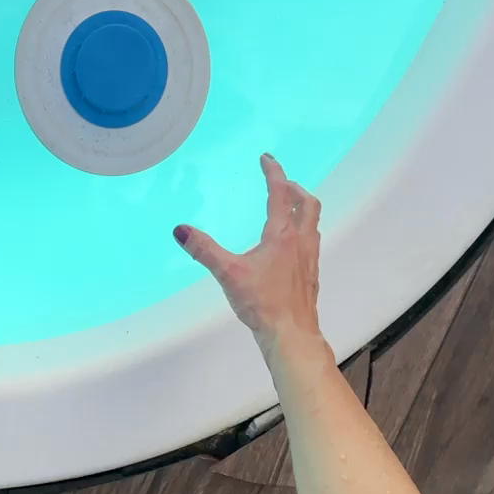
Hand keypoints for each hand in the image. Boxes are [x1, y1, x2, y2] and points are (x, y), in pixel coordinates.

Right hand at [174, 153, 321, 349]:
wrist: (291, 333)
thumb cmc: (263, 303)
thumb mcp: (228, 274)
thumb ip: (204, 250)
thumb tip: (181, 230)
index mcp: (282, 235)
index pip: (281, 194)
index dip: (274, 173)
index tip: (267, 159)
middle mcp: (301, 242)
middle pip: (308, 204)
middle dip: (295, 189)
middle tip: (283, 184)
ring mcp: (309, 259)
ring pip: (313, 223)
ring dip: (303, 210)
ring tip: (289, 210)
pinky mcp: (310, 276)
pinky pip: (312, 244)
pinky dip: (304, 232)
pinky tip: (291, 248)